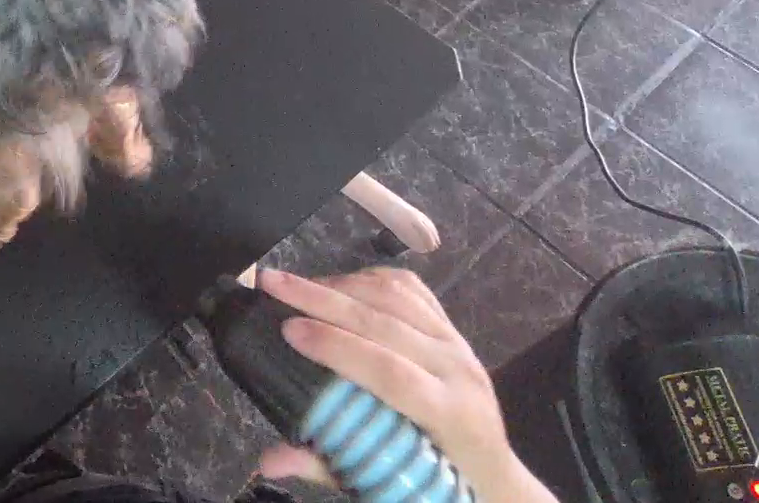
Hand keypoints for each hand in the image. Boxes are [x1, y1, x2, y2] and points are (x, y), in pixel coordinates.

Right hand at [253, 269, 555, 502]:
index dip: (338, 347)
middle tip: (271, 284)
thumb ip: (323, 466)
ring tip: (295, 284)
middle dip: (319, 298)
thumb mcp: (383, 484)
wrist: (493, 475)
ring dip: (338, 284)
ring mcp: (457, 342)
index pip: (391, 372)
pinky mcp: (450, 325)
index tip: (288, 330)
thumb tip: (266, 462)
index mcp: (451, 417)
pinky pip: (407, 287)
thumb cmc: (434, 482)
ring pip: (393, 295)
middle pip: (383, 322)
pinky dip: (365, 277)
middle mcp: (458, 371)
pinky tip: (336, 283)